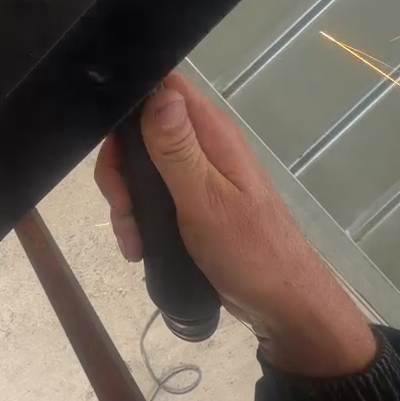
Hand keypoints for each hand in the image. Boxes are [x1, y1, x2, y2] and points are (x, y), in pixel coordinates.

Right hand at [94, 74, 376, 376]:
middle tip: (120, 205)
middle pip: (142, 130)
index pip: (162, 88)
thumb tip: (158, 93)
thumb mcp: (205, 200)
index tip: (112, 144)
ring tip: (130, 235)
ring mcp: (199, 172)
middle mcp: (205, 143)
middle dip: (121, 166)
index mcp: (211, 132)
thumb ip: (177, 147)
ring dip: (127, 198)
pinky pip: (153, 192)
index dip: (130, 105)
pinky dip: (139, 214)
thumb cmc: (250, 253)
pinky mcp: (194, 199)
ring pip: (143, 165)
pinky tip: (138, 243)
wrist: (287, 312)